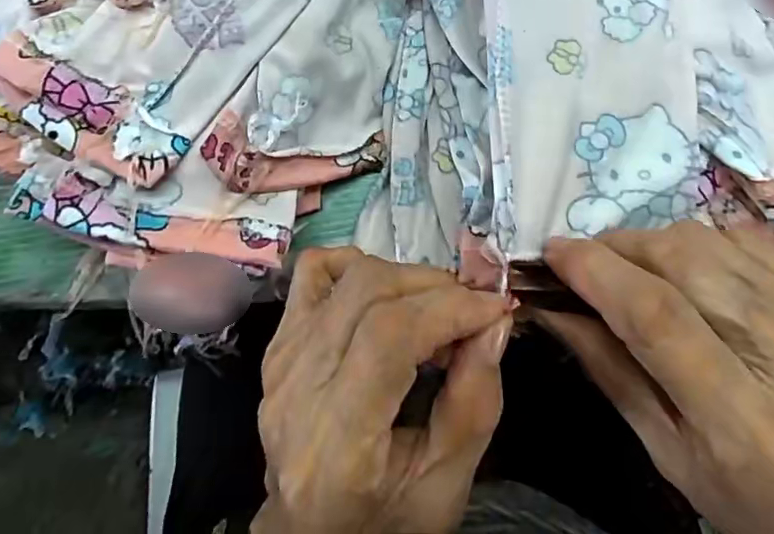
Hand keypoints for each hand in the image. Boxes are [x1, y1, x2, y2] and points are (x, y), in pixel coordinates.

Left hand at [256, 248, 513, 533]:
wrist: (309, 532)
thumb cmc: (383, 517)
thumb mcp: (445, 484)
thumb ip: (474, 402)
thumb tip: (493, 320)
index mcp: (339, 440)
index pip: (390, 336)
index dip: (449, 308)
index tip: (495, 307)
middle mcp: (298, 386)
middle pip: (368, 292)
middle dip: (434, 287)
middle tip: (473, 308)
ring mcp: (282, 357)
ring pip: (346, 275)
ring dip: (405, 277)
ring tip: (436, 307)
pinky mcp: (277, 340)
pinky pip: (313, 272)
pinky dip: (355, 266)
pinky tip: (384, 292)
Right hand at [538, 224, 773, 533]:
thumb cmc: (761, 502)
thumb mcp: (671, 455)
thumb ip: (609, 370)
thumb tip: (549, 304)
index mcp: (751, 425)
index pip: (657, 316)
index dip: (596, 270)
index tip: (553, 251)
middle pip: (683, 260)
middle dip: (619, 247)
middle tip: (589, 260)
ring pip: (709, 239)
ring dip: (655, 243)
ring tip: (638, 267)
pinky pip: (747, 239)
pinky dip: (704, 246)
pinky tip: (697, 275)